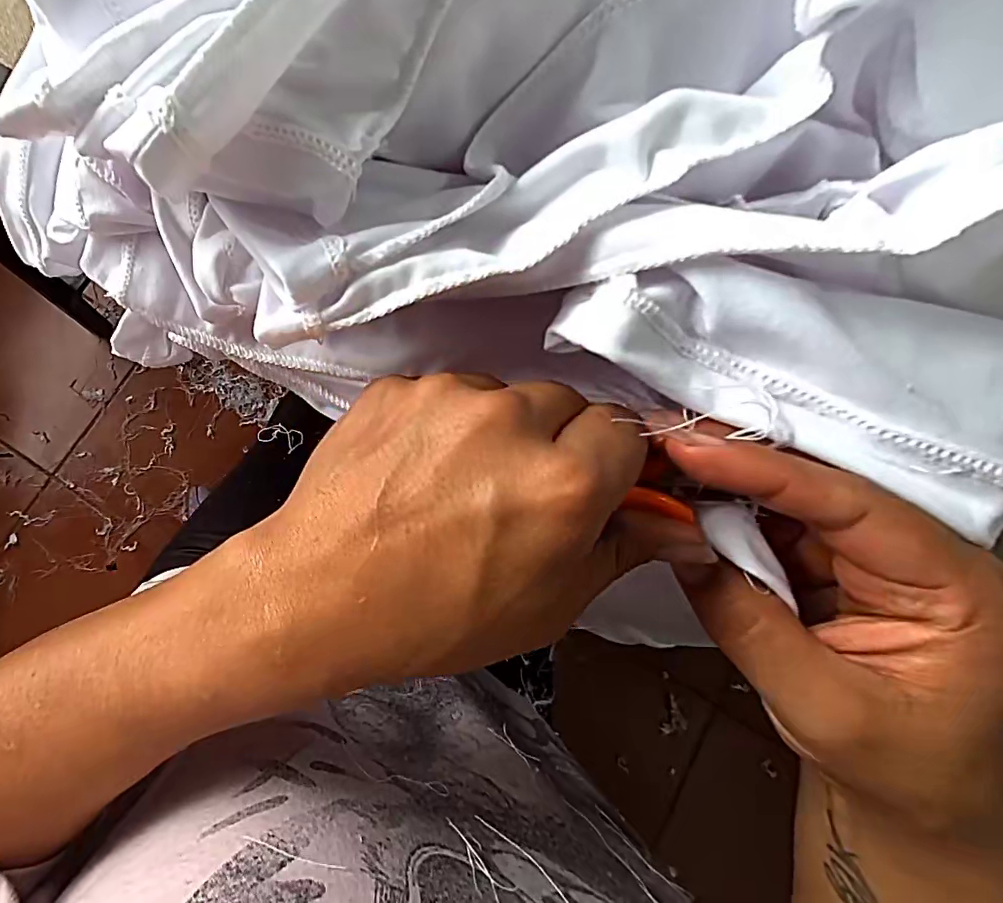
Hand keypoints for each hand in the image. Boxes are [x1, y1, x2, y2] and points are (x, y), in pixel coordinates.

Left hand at [198, 374, 709, 696]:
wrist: (317, 596)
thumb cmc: (440, 617)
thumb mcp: (547, 603)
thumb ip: (623, 548)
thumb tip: (685, 527)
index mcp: (564, 480)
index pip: (626, 431)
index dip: (609, 463)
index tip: (586, 488)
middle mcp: (512, 419)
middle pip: (568, 404)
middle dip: (556, 441)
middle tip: (516, 489)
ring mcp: (449, 394)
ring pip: (506, 394)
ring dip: (499, 428)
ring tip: (457, 480)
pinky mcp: (400, 384)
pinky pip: (447, 393)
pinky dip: (444, 422)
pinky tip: (416, 466)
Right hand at [660, 422, 1002, 838]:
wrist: (911, 807)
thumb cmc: (901, 773)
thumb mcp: (824, 711)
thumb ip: (750, 625)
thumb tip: (687, 550)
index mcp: (959, 584)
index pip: (855, 505)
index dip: (770, 470)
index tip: (699, 447)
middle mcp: (921, 551)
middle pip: (823, 484)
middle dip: (744, 459)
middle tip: (674, 437)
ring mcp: (876, 553)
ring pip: (793, 496)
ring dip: (729, 482)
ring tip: (671, 465)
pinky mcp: (836, 559)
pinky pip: (777, 522)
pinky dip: (730, 512)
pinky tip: (693, 498)